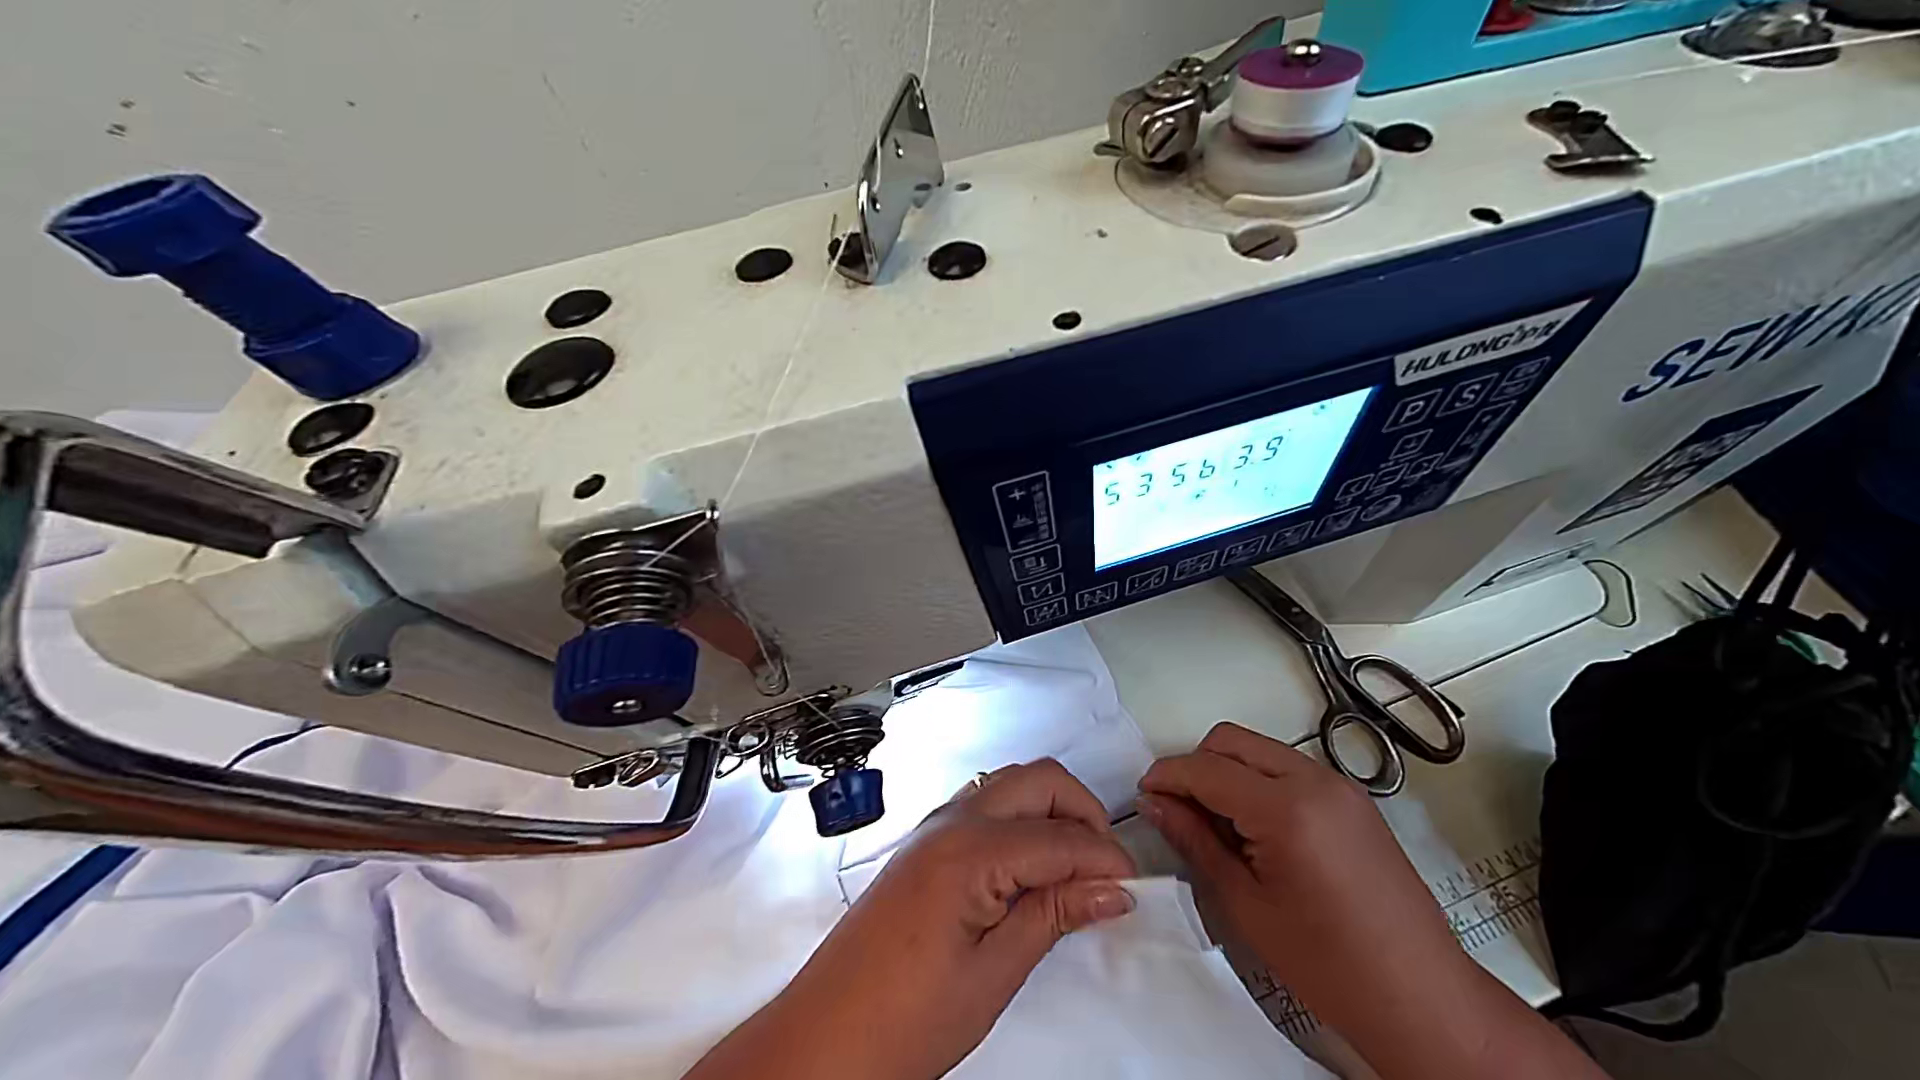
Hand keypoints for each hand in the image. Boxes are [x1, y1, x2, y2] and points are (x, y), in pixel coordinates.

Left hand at [687, 759, 1135, 1079]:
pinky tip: (1032, 868)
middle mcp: (949, 823)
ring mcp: (932, 829)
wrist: (823, 1038)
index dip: (1105, 859)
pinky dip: (1021, 820)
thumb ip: (1053, 917)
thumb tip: (1110, 889)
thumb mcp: (992, 974)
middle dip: (1083, 812)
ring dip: (1051, 811)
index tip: (1133, 889)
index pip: (1060, 836)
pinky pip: (985, 806)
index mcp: (968, 851)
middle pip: (1037, 780)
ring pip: (1010, 784)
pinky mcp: (924, 845)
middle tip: (1106, 870)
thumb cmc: (902, 1019)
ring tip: (1074, 871)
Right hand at [1139, 722, 1608, 1079]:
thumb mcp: (1245, 904)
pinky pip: (1287, 767)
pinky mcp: (1353, 799)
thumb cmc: (1327, 963)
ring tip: (1215, 823)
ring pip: (1258, 748)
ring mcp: (1339, 786)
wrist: (1423, 998)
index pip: (1207, 768)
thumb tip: (1155, 803)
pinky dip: (1257, 780)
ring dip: (1226, 770)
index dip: (1167, 777)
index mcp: (1287, 808)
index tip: (1145, 797)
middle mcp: (1315, 780)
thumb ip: (1195, 841)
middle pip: (1231, 740)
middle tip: (1178, 809)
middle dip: (1195, 765)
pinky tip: (1253, 827)